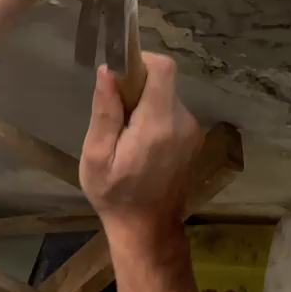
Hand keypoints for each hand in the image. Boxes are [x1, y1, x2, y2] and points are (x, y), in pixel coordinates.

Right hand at [80, 53, 202, 243]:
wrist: (148, 231)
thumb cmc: (115, 194)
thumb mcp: (96, 156)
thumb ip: (105, 111)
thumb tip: (108, 70)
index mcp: (158, 124)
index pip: (163, 69)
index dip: (142, 60)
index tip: (121, 74)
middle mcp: (182, 122)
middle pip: (164, 81)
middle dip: (138, 86)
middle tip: (116, 112)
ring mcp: (192, 131)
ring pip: (167, 96)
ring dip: (146, 103)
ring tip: (126, 133)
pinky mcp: (194, 139)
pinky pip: (172, 111)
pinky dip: (156, 116)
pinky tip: (141, 142)